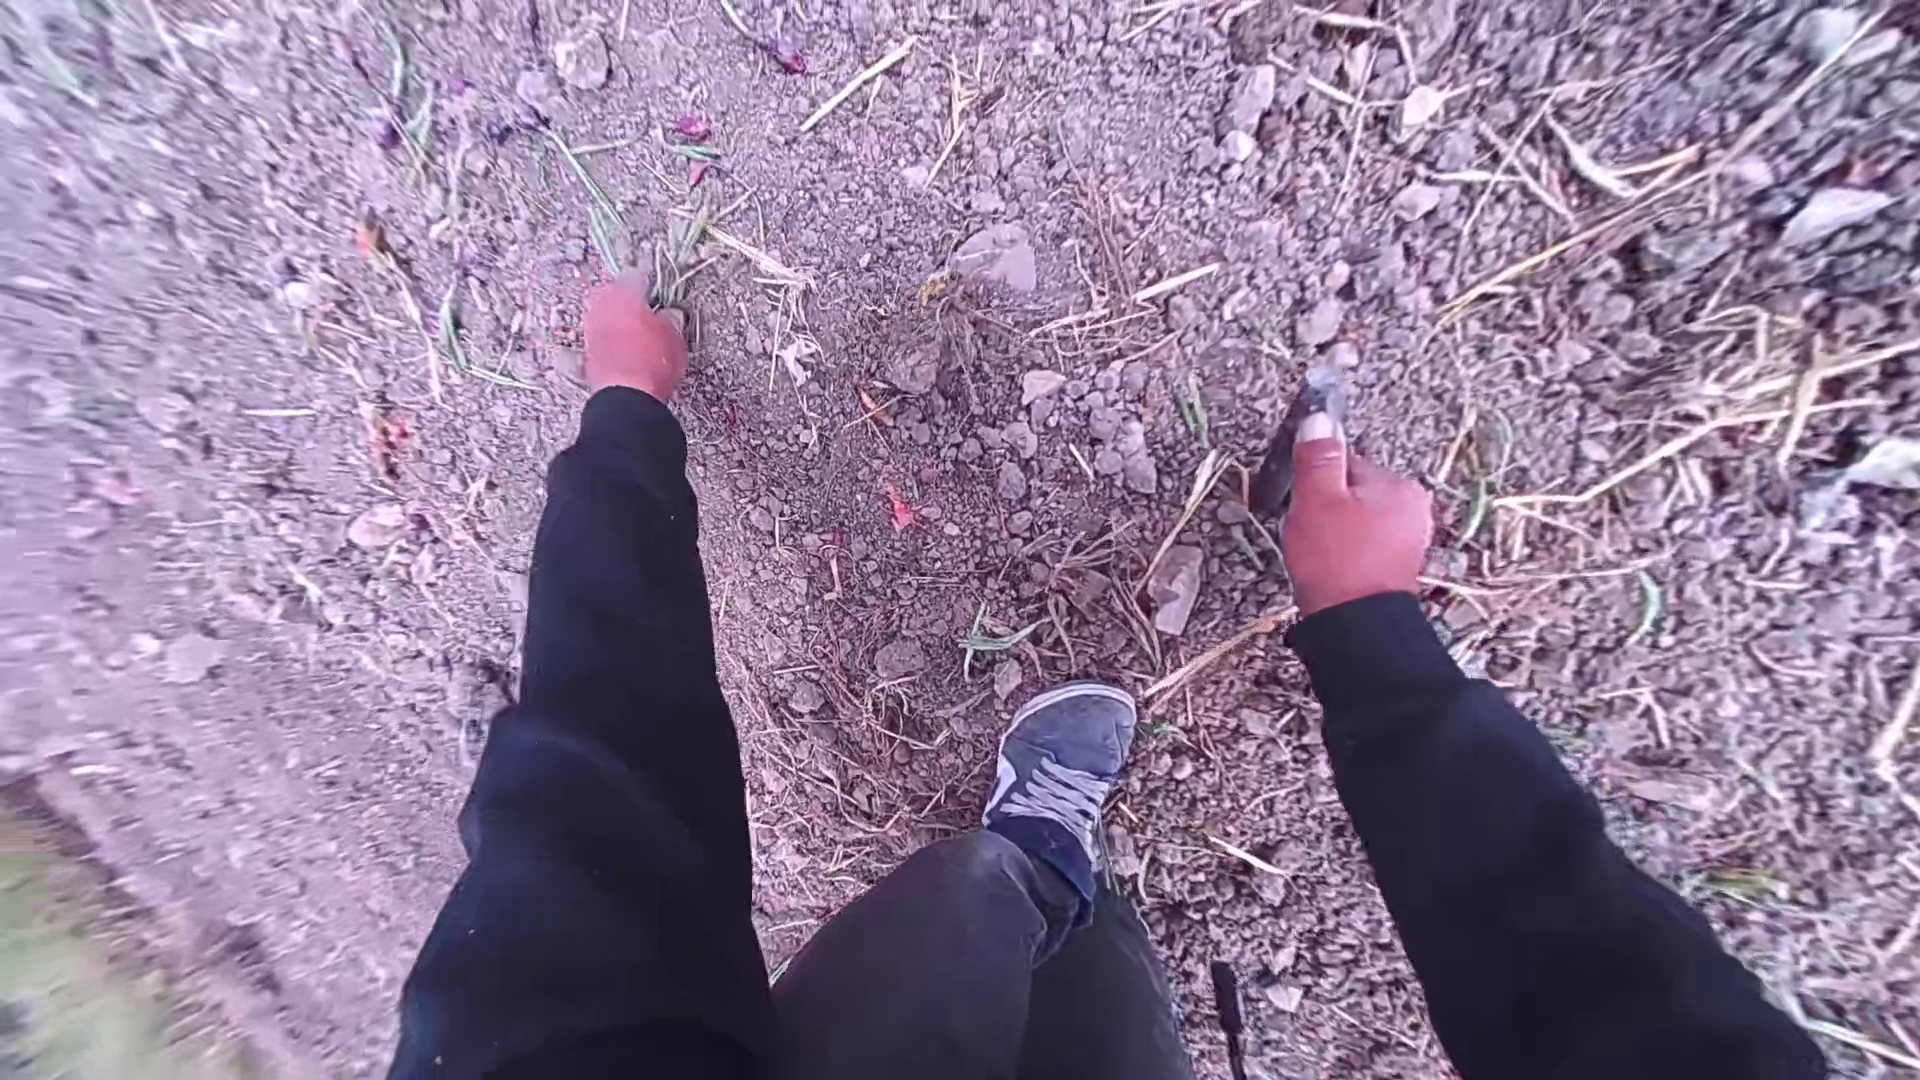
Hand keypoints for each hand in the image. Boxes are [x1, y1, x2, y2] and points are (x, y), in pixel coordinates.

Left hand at [583, 271, 687, 401]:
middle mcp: (602, 306)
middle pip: (616, 296)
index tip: (657, 289)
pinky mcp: (588, 351)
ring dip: (621, 322)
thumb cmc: (651, 362)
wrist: (627, 394)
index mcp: (623, 294)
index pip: (637, 278)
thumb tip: (670, 316)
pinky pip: (604, 338)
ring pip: (608, 317)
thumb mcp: (674, 339)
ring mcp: (592, 329)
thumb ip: (671, 321)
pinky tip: (629, 353)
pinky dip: (615, 342)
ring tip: (640, 335)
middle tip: (648, 312)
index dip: (650, 283)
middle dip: (630, 303)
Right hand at [1281, 413, 1433, 615]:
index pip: (1346, 462)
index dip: (1315, 480)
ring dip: (1331, 526)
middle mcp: (1412, 508)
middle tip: (1307, 527)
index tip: (1302, 501)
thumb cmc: (1334, 558)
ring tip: (1315, 547)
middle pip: (1351, 489)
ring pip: (1353, 516)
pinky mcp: (1394, 563)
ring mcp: (1406, 538)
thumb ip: (1318, 458)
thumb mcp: (1317, 500)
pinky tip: (1328, 561)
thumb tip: (1318, 419)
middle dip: (1324, 504)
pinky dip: (1341, 546)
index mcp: (1398, 486)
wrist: (1353, 621)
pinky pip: (1360, 540)